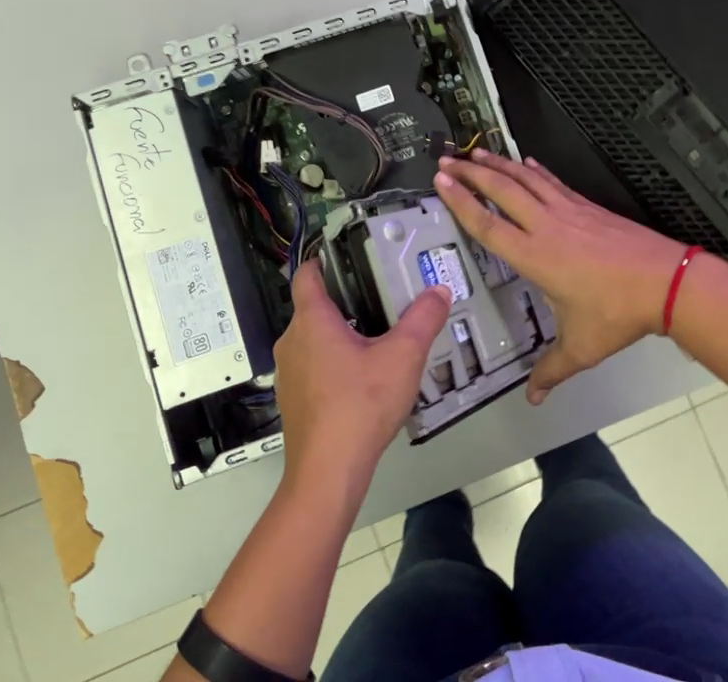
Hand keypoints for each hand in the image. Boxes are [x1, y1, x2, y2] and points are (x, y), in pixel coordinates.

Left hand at [272, 265, 451, 488]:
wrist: (328, 471)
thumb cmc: (361, 404)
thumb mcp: (403, 357)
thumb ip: (423, 319)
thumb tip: (439, 290)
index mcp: (312, 321)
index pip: (306, 276)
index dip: (321, 261)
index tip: (342, 256)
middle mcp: (291, 342)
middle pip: (312, 309)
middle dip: (343, 301)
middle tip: (379, 299)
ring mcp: (287, 374)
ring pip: (312, 341)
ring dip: (338, 335)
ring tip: (376, 339)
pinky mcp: (292, 401)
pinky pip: (312, 368)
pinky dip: (332, 364)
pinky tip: (361, 380)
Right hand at [433, 150, 688, 404]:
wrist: (666, 282)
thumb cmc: (618, 314)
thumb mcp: (581, 347)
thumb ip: (552, 371)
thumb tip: (533, 398)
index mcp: (535, 257)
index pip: (488, 225)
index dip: (461, 202)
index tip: (442, 181)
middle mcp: (547, 226)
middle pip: (501, 191)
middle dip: (471, 173)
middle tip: (447, 161)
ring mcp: (570, 212)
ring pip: (526, 179)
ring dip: (499, 164)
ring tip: (476, 153)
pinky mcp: (589, 207)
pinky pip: (554, 183)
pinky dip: (536, 171)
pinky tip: (528, 163)